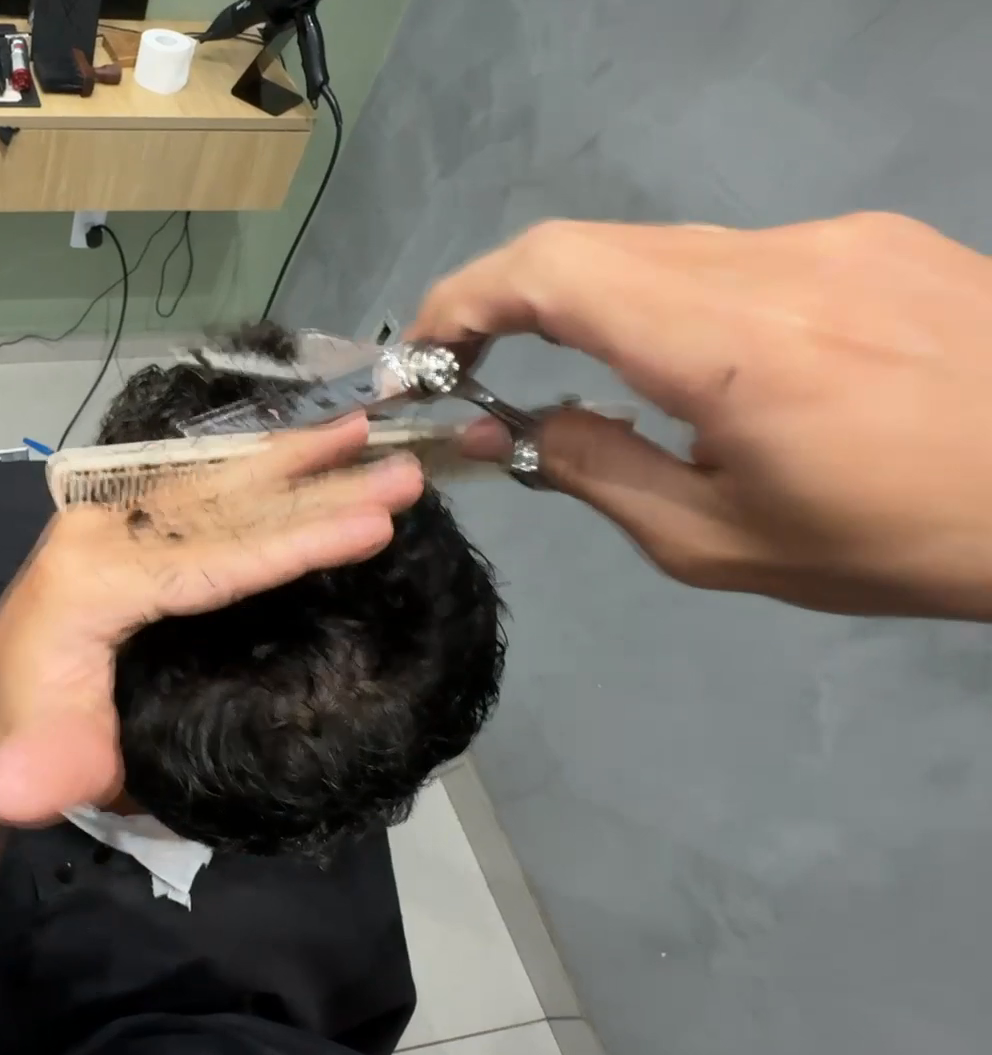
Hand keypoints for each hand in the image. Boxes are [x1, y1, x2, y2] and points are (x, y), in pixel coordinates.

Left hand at [0, 415, 426, 824]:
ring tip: (360, 431)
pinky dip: (251, 469)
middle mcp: (99, 533)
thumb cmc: (32, 736)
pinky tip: (294, 452)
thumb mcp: (46, 761)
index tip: (377, 522)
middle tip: (403, 473)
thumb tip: (11, 796)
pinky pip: (194, 489)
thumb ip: (45, 771)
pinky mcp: (118, 526)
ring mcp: (107, 522)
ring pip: (211, 485)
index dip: (295, 543)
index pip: (212, 559)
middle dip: (316, 490)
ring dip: (289, 461)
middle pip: (222, 508)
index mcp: (90, 581)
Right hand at [409, 212, 991, 618]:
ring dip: (563, 298)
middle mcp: (775, 264)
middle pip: (581, 245)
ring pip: (638, 246)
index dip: (461, 298)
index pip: (553, 272)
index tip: (421, 352)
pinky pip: (706, 255)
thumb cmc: (907, 538)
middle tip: (456, 362)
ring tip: (536, 359)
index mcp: (733, 344)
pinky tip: (655, 353)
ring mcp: (825, 240)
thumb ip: (590, 470)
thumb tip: (499, 426)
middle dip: (493, 298)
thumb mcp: (712, 540)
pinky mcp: (860, 242)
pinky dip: (636, 296)